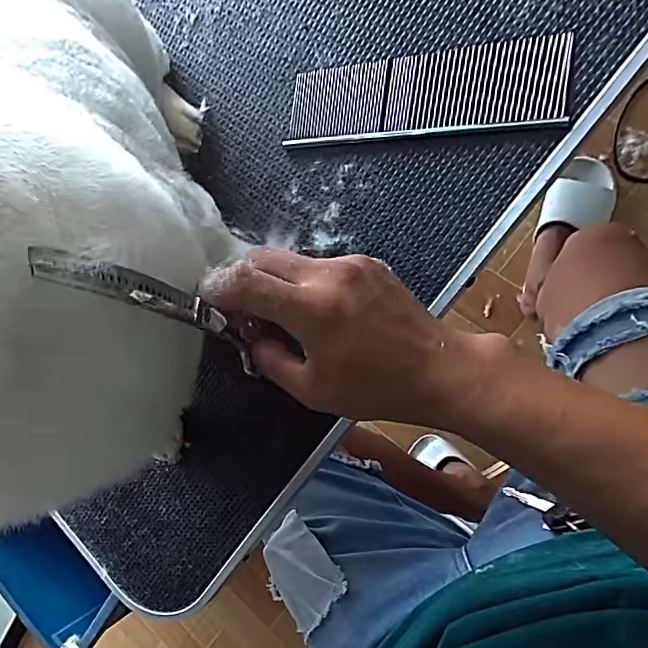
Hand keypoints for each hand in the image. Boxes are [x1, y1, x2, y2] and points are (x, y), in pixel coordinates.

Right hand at [204, 249, 513, 425]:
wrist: (437, 369)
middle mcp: (330, 276)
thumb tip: (251, 338)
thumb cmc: (378, 388)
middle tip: (236, 306)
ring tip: (276, 314)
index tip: (209, 298)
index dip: (219, 288)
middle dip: (240, 277)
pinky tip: (309, 309)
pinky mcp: (366, 263)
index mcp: (314, 310)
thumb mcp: (313, 390)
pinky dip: (301, 281)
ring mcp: (351, 264)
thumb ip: (271, 360)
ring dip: (272, 280)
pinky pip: (318, 264)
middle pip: (263, 257)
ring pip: (290, 259)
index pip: (247, 283)